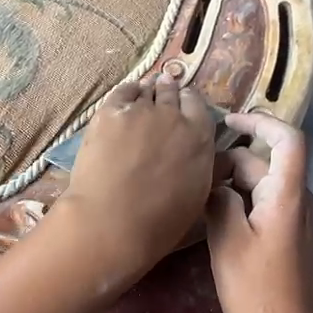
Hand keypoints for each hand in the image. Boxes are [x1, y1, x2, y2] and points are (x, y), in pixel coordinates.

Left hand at [58, 76, 218, 285]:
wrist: (114, 221)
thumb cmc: (160, 221)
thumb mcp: (197, 193)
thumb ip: (202, 164)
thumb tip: (201, 153)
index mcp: (199, 137)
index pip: (197, 105)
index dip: (189, 102)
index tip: (184, 104)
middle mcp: (173, 116)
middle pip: (171, 93)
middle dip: (168, 91)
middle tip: (164, 91)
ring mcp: (140, 111)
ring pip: (147, 92)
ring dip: (148, 92)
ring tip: (145, 92)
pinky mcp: (110, 112)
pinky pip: (122, 92)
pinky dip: (127, 92)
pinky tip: (126, 95)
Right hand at [206, 112, 312, 312]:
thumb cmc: (257, 293)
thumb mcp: (228, 243)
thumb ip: (221, 201)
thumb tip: (216, 182)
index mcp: (286, 198)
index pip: (289, 140)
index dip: (261, 122)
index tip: (227, 122)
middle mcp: (294, 204)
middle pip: (266, 163)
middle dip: (231, 158)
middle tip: (193, 170)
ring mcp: (290, 224)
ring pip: (260, 186)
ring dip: (230, 182)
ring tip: (195, 192)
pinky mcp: (282, 242)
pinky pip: (260, 207)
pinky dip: (237, 202)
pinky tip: (209, 217)